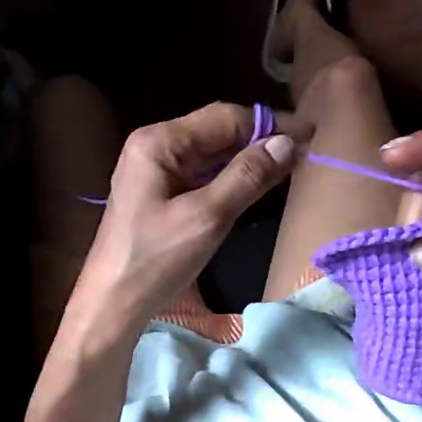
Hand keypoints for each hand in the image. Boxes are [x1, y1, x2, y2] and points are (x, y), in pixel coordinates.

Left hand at [67, 103, 309, 338]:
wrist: (111, 303)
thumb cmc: (155, 260)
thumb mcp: (207, 217)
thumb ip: (247, 176)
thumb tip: (287, 142)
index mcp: (158, 142)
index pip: (224, 118)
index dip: (270, 124)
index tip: (310, 134)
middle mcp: (153, 146)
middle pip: (216, 132)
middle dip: (260, 140)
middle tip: (304, 152)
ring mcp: (153, 170)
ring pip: (210, 154)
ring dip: (247, 159)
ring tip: (288, 167)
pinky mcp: (157, 193)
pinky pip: (200, 174)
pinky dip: (229, 177)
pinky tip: (254, 185)